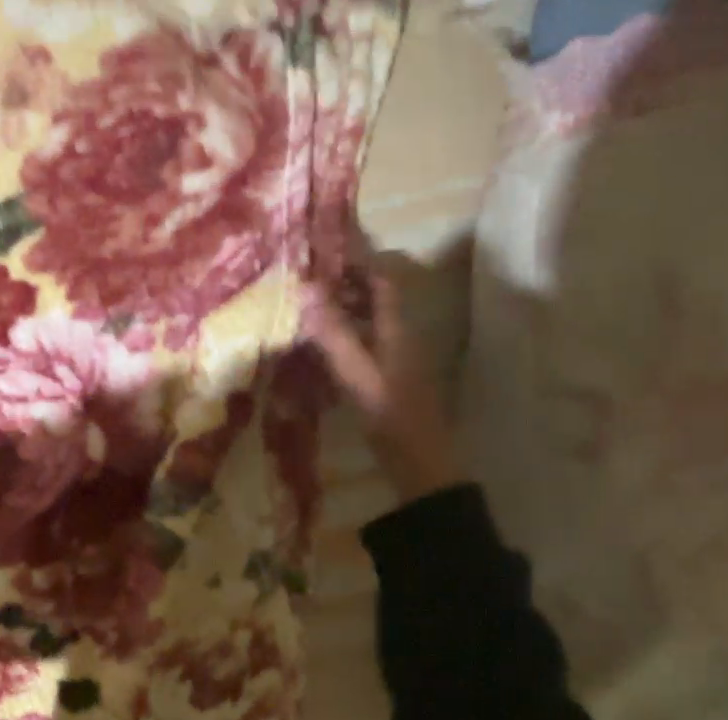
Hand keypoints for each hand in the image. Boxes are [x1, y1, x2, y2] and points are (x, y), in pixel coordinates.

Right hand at [308, 272, 463, 501]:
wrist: (420, 463)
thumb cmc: (391, 415)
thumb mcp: (358, 374)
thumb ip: (333, 334)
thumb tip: (306, 289)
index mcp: (398, 330)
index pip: (382, 281)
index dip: (360, 261)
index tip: (329, 248)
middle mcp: (401, 338)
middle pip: (378, 299)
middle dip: (348, 283)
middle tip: (311, 278)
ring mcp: (397, 360)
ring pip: (372, 322)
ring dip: (345, 310)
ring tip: (310, 308)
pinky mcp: (389, 380)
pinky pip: (366, 345)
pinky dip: (345, 337)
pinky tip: (323, 349)